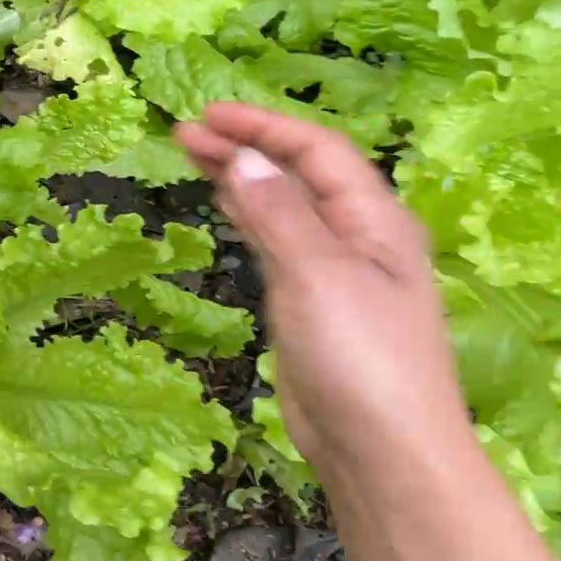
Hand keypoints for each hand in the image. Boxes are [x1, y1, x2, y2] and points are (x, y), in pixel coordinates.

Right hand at [174, 103, 467, 475]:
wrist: (378, 445)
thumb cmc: (358, 354)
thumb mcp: (317, 274)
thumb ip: (278, 212)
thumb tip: (242, 157)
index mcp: (375, 222)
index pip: (318, 152)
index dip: (263, 126)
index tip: (205, 114)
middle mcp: (356, 237)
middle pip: (297, 173)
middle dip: (243, 145)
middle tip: (181, 131)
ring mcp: (331, 268)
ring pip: (280, 202)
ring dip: (238, 173)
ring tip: (191, 154)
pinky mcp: (306, 296)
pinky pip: (271, 235)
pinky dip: (243, 209)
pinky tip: (222, 201)